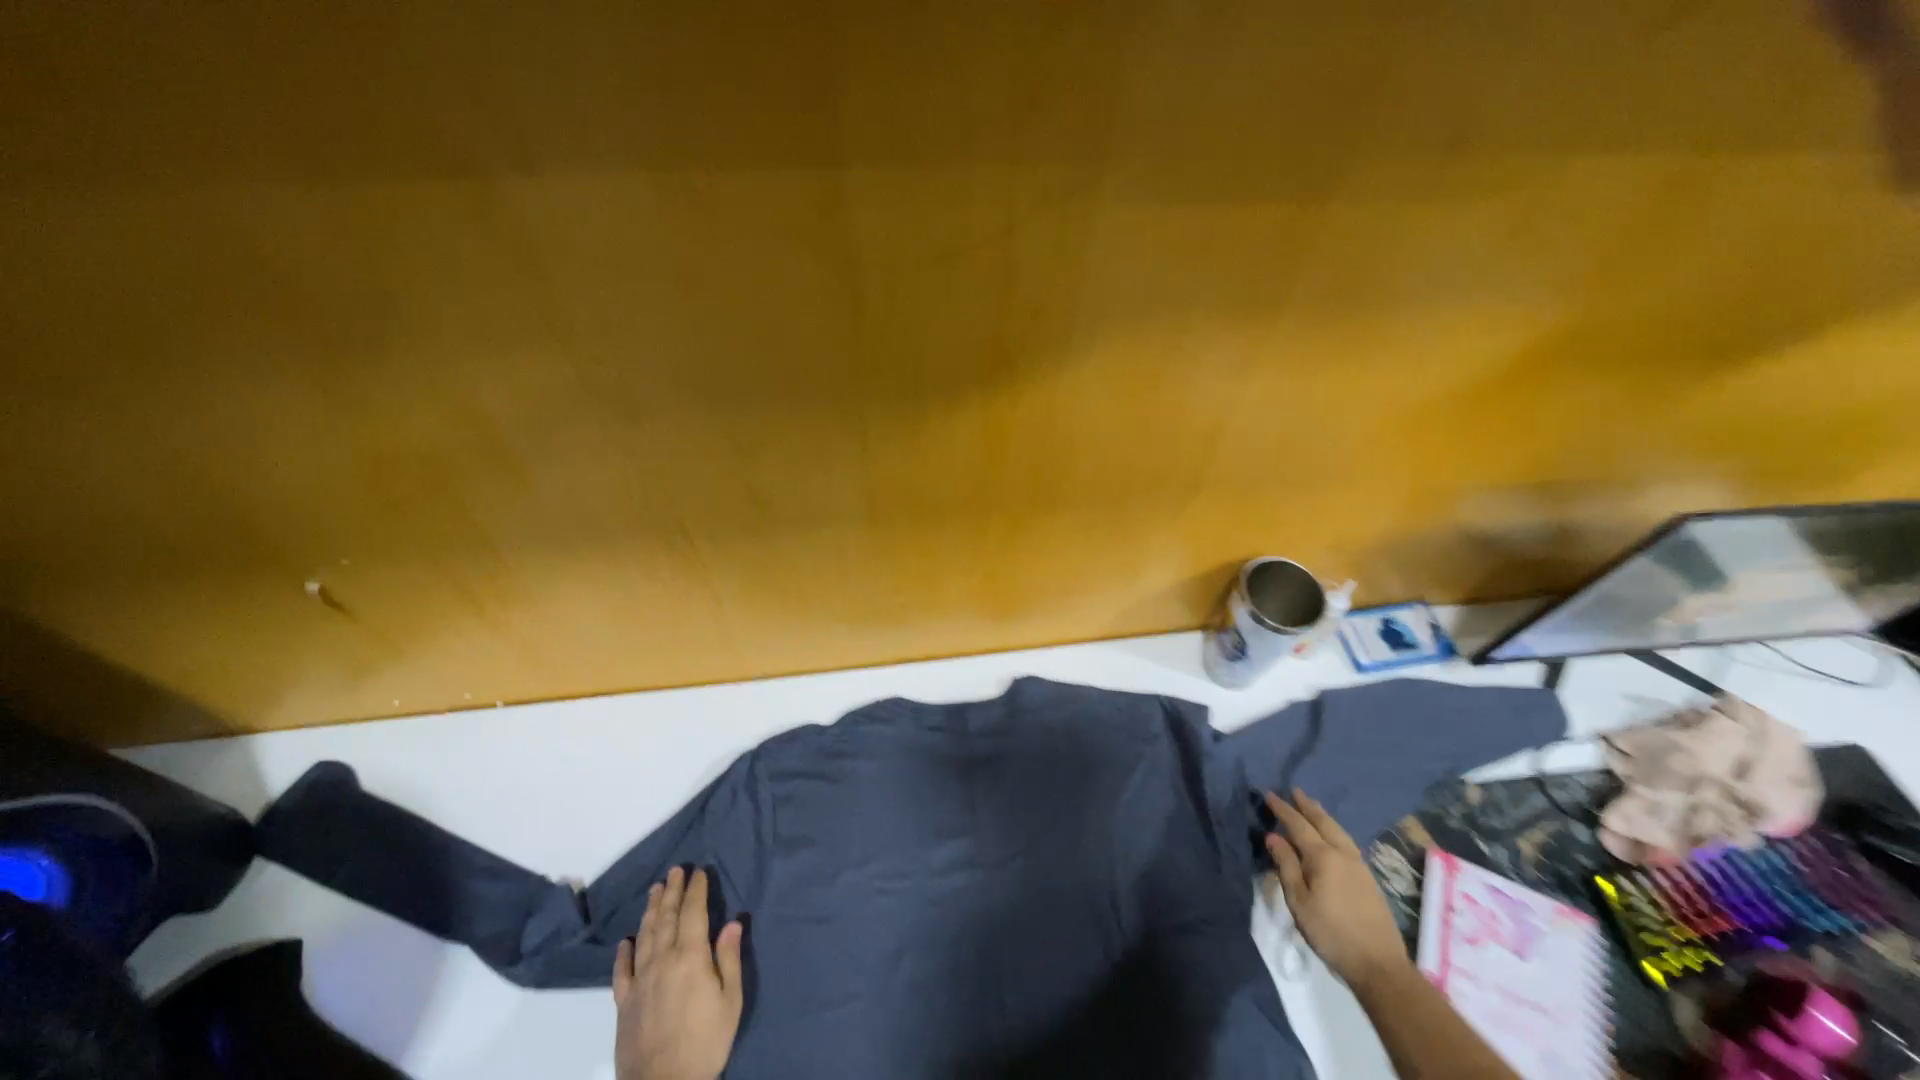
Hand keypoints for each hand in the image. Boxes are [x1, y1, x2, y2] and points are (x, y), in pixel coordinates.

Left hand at [613, 867, 745, 1079]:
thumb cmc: (706, 1042)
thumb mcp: (730, 1001)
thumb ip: (729, 959)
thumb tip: (732, 923)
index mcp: (690, 957)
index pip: (693, 914)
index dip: (695, 891)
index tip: (698, 872)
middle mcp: (662, 961)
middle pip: (666, 918)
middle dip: (672, 892)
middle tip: (675, 870)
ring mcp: (640, 981)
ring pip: (644, 936)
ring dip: (650, 911)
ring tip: (654, 891)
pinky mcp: (624, 1002)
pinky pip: (622, 970)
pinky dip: (624, 952)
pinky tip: (626, 941)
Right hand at [1263, 789, 1408, 989]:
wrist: (1378, 962)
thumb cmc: (1330, 932)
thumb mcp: (1299, 901)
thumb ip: (1286, 866)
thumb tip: (1274, 836)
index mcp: (1324, 857)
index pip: (1299, 826)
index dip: (1284, 810)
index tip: (1270, 795)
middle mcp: (1344, 854)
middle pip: (1324, 823)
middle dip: (1307, 806)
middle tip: (1295, 791)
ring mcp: (1360, 865)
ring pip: (1339, 831)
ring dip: (1323, 817)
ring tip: (1312, 808)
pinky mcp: (1368, 878)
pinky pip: (1347, 842)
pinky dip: (1334, 831)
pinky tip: (1332, 836)